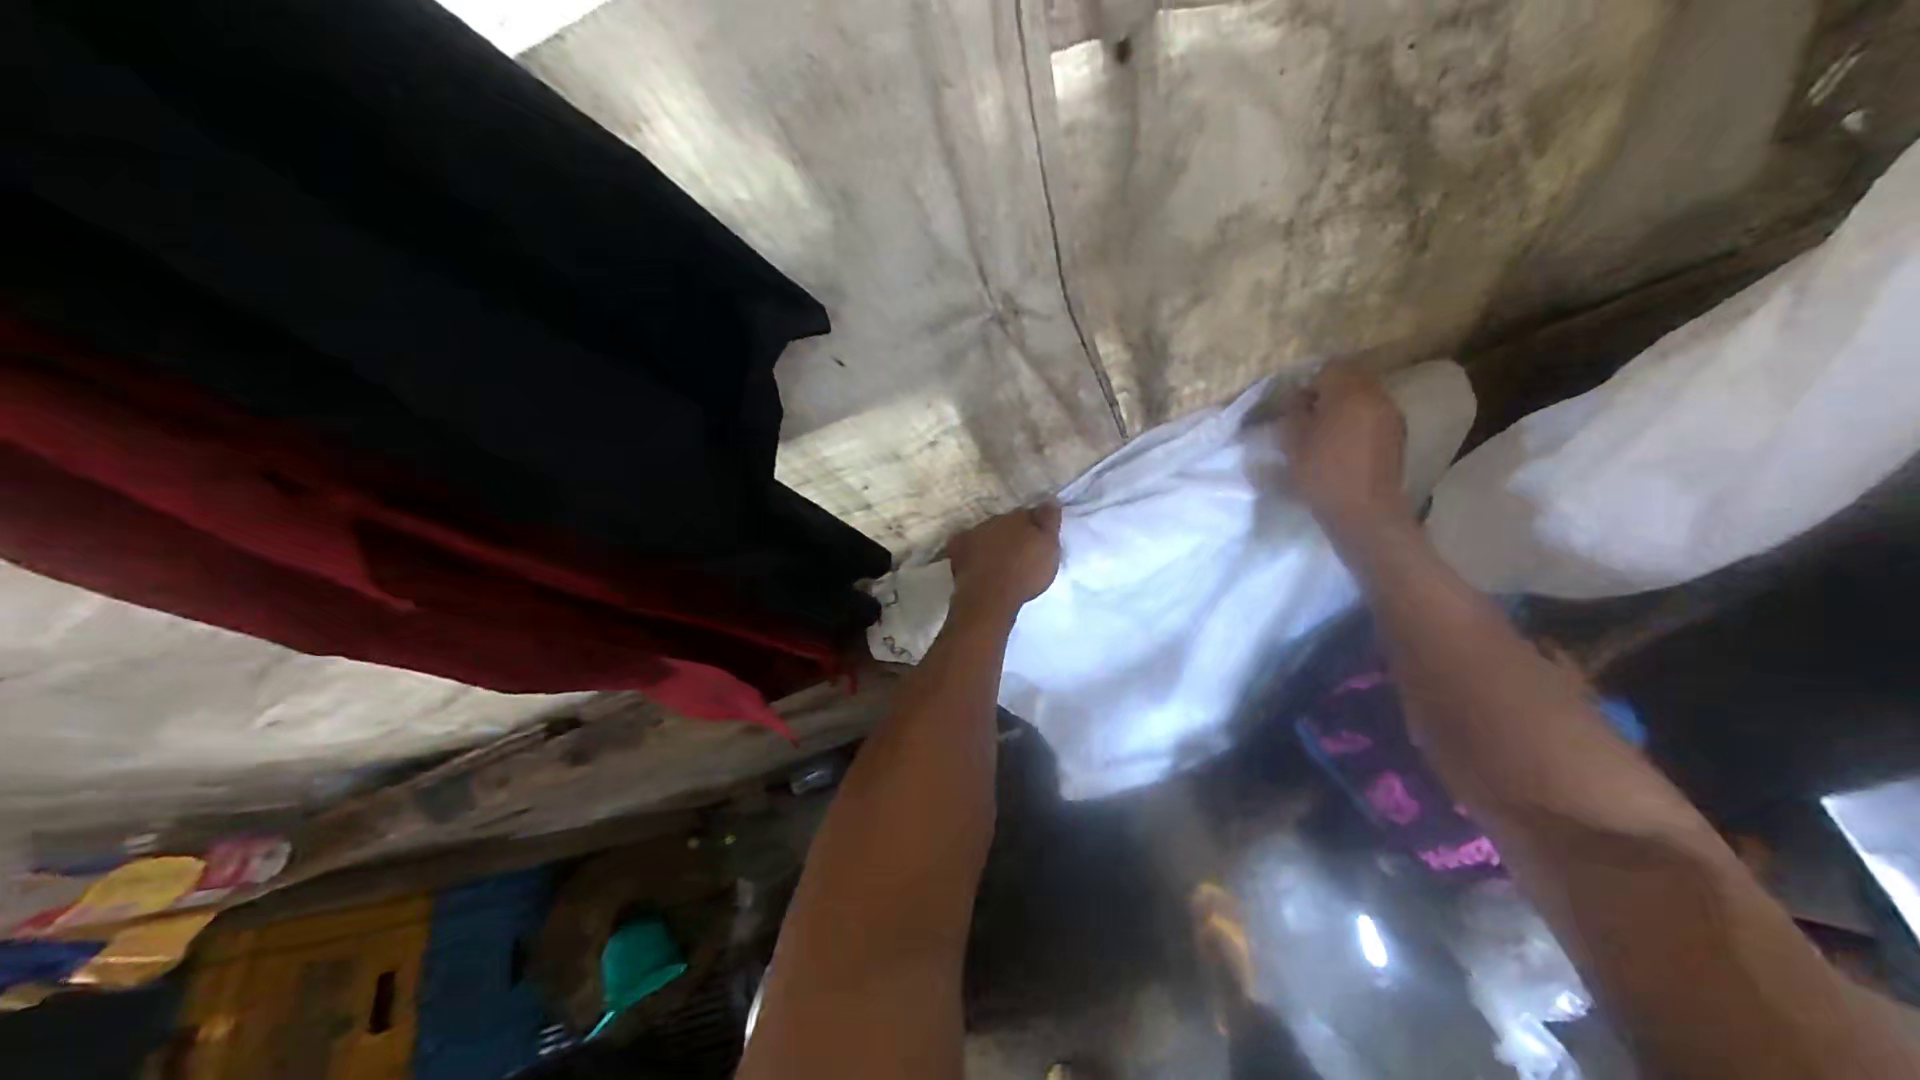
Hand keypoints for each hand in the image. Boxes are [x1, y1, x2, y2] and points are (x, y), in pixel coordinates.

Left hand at [947, 503, 1061, 618]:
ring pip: (985, 533)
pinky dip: (969, 550)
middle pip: (1005, 523)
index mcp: (1018, 517)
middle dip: (1011, 533)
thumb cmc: (1025, 572)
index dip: (1034, 526)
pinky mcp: (957, 549)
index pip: (1028, 514)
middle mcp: (994, 520)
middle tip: (1019, 552)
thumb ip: (1049, 521)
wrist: (991, 595)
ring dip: (992, 542)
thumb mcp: (1049, 547)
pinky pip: (964, 544)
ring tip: (999, 561)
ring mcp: (973, 533)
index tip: (1037, 539)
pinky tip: (974, 560)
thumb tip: (1050, 499)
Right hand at [1280, 365, 1411, 538]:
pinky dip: (1359, 419)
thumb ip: (1294, 412)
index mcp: (1350, 393)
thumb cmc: (1322, 475)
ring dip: (1345, 404)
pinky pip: (1374, 413)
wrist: (1365, 512)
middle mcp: (1376, 396)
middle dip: (1330, 390)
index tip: (1297, 406)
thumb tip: (1298, 398)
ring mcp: (1391, 414)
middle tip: (1310, 416)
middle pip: (1352, 377)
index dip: (1310, 382)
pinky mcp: (1397, 433)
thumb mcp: (1292, 443)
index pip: (1330, 368)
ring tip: (1326, 431)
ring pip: (1365, 394)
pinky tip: (1345, 443)